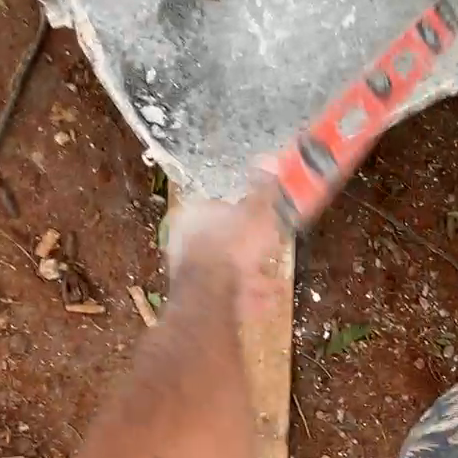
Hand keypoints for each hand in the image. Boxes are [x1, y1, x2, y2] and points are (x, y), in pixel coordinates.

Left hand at [159, 163, 288, 320]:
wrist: (213, 294)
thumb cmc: (233, 247)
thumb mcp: (257, 212)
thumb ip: (266, 190)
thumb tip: (272, 159)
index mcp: (195, 213)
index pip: (221, 206)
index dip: (245, 214)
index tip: (264, 222)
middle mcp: (185, 239)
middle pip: (224, 238)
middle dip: (248, 246)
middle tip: (269, 250)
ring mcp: (189, 269)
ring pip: (225, 266)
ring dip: (249, 271)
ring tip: (270, 278)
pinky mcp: (198, 296)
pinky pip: (227, 290)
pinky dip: (246, 293)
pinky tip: (264, 298)